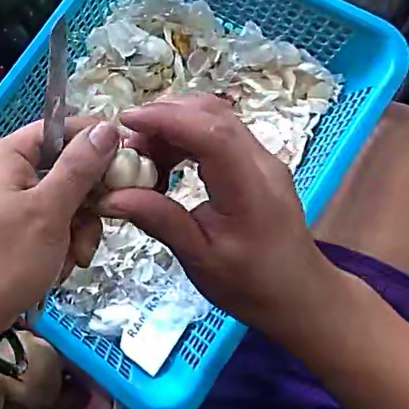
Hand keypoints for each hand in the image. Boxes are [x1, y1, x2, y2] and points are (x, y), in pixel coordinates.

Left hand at [0, 118, 121, 338]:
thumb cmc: (2, 258)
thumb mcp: (48, 211)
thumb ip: (79, 167)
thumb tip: (109, 127)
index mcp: (10, 155)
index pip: (61, 128)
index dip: (96, 140)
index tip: (130, 161)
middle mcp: (11, 172)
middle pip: (69, 167)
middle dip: (87, 201)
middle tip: (97, 224)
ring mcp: (15, 202)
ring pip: (68, 201)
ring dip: (78, 230)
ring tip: (73, 257)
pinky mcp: (20, 230)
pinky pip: (56, 226)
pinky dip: (64, 245)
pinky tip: (59, 267)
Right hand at [99, 95, 327, 334]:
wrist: (299, 295)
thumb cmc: (250, 283)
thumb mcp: (199, 258)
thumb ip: (158, 220)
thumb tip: (109, 197)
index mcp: (250, 190)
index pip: (211, 134)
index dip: (166, 120)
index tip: (126, 122)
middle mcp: (261, 162)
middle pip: (211, 113)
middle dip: (163, 116)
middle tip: (127, 142)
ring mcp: (261, 156)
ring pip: (213, 116)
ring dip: (172, 123)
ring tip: (142, 154)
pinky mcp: (254, 159)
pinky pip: (217, 130)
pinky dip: (185, 133)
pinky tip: (165, 159)